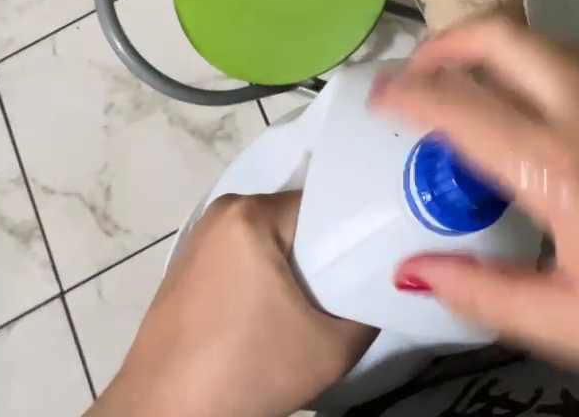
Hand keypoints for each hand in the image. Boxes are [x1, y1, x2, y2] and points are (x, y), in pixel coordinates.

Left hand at [89, 191, 374, 416]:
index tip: (380, 256)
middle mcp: (225, 208)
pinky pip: (245, 252)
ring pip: (274, 235)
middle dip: (327, 249)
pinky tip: (280, 308)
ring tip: (321, 297)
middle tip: (353, 283)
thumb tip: (392, 284)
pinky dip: (267, 273)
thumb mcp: (333, 348)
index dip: (358, 231)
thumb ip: (373, 307)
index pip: (328, 204)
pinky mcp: (187, 264)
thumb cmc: (244, 373)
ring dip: (297, 262)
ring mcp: (201, 236)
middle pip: (300, 217)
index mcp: (254, 212)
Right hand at [369, 17, 578, 394]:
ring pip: (542, 36)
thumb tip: (411, 267)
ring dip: (492, 42)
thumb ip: (481, 293)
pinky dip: (531, 55)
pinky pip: (574, 54)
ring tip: (463, 77)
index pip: (463, 106)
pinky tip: (526, 95)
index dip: (409, 94)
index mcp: (562, 168)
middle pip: (503, 36)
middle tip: (417, 71)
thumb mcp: (567, 324)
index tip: (378, 97)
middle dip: (448, 41)